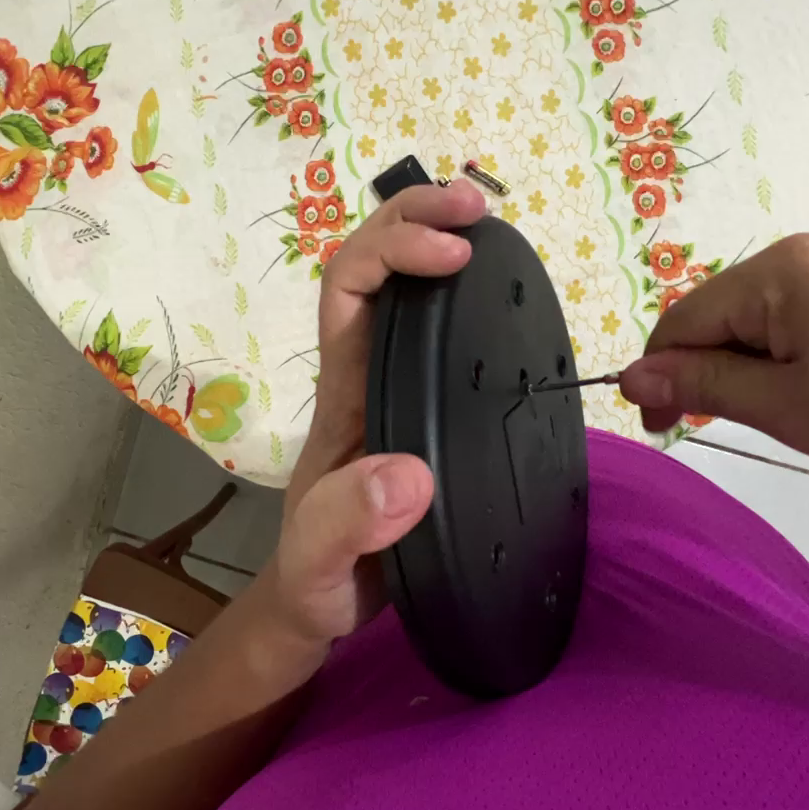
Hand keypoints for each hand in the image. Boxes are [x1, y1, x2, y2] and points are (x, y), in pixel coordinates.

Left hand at [258, 182, 488, 645]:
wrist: (319, 603)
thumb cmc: (317, 579)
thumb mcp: (322, 563)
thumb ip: (349, 524)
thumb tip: (409, 474)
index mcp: (344, 393)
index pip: (349, 289)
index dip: (394, 251)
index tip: (456, 255)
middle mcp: (363, 374)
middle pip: (368, 266)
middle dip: (413, 218)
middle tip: (477, 206)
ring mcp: (389, 387)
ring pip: (398, 288)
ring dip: (434, 239)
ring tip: (485, 223)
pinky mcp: (417, 407)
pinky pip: (431, 331)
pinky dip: (459, 293)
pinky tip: (492, 291)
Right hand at [618, 225, 808, 506]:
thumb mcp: (789, 410)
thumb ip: (700, 385)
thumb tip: (627, 378)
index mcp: (784, 267)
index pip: (684, 320)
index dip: (661, 378)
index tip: (664, 431)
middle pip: (727, 311)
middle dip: (715, 370)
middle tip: (738, 430)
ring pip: (772, 313)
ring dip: (759, 364)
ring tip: (797, 416)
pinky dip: (802, 352)